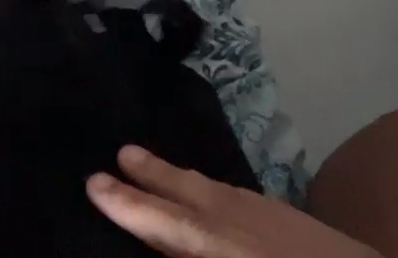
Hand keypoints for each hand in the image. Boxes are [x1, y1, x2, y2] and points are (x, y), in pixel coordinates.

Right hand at [87, 146, 380, 257]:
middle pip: (195, 199)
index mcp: (237, 248)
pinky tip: (214, 193)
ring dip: (182, 179)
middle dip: (155, 178)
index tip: (94, 182)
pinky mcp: (304, 229)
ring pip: (220, 194)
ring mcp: (282, 225)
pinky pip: (245, 200)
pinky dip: (217, 191)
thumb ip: (202, 243)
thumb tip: (167, 234)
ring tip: (149, 161)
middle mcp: (255, 229)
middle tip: (118, 151)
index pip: (177, 225)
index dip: (134, 207)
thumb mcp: (242, 257)